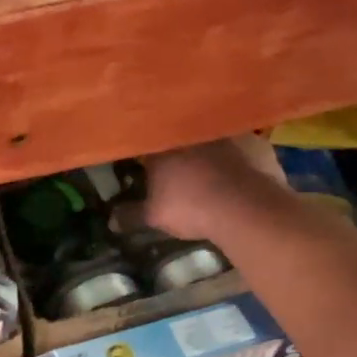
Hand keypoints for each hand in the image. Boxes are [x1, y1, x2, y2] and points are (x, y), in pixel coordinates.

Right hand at [145, 135, 289, 240]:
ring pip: (204, 139)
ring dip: (202, 149)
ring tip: (202, 166)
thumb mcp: (154, 216)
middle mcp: (186, 137)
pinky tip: (230, 169)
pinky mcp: (245, 145)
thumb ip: (131, 215)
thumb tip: (111, 219)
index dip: (143, 156)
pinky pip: (233, 147)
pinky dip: (230, 155)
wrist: (242, 207)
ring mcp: (217, 138)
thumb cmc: (190, 208)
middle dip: (173, 150)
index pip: (145, 146)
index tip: (142, 165)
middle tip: (173, 165)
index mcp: (159, 149)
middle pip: (174, 139)